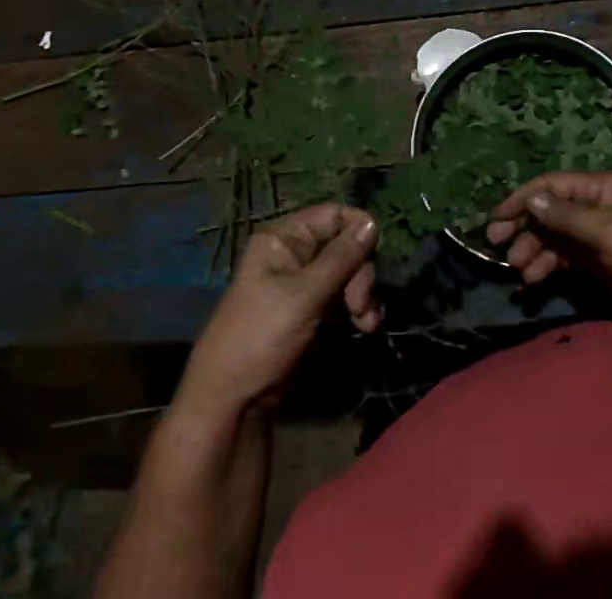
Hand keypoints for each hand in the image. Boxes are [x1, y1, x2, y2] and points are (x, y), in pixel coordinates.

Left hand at [176, 204, 376, 417]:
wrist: (235, 396)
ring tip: (366, 322)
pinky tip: (365, 327)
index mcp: (284, 238)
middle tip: (360, 305)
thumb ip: (340, 258)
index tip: (376, 254)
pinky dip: (359, 309)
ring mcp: (305, 282)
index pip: (332, 214)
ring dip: (364, 295)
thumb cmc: (262, 335)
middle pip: (346, 244)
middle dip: (361, 273)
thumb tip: (372, 222)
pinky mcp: (314, 309)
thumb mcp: (304, 294)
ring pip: (350, 272)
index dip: (358, 229)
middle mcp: (296, 254)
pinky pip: (345, 296)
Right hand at [485, 172, 611, 321]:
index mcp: (600, 188)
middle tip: (497, 246)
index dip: (521, 200)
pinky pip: (562, 258)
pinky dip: (546, 267)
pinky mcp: (596, 261)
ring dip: (532, 251)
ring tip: (519, 270)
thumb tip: (530, 198)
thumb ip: (566, 216)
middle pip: (547, 212)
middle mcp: (594, 206)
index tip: (496, 219)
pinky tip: (533, 280)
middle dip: (522, 228)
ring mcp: (594, 235)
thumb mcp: (607, 231)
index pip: (550, 186)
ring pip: (551, 238)